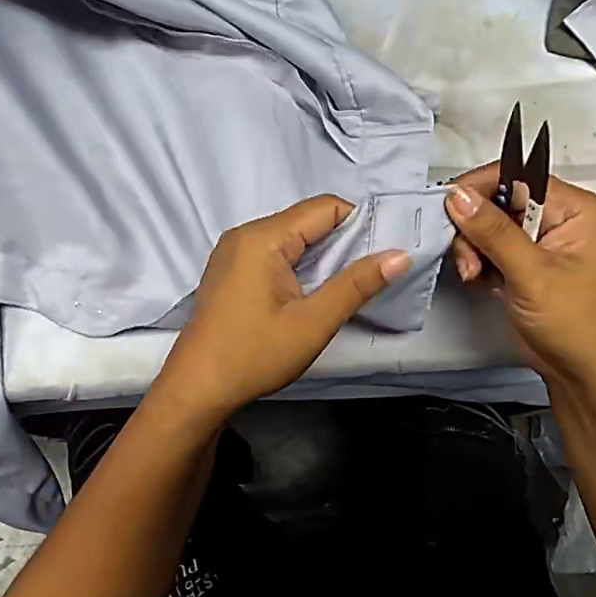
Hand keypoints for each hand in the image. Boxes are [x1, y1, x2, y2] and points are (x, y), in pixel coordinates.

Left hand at [149, 195, 411, 426]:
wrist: (196, 388)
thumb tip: (399, 256)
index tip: (385, 250)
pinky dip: (298, 266)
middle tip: (372, 272)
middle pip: (307, 221)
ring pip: (291, 238)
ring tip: (346, 286)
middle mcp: (245, 234)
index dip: (360, 223)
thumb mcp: (313, 322)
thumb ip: (357, 285)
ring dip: (321, 257)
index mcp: (263, 237)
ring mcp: (232, 252)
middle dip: (343, 241)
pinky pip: (272, 253)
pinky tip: (310, 293)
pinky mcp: (229, 270)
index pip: (324, 208)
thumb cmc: (254, 355)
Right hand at [444, 164, 595, 395]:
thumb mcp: (534, 275)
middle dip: (473, 228)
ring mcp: (538, 244)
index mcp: (573, 209)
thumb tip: (458, 196)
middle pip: (496, 202)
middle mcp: (556, 219)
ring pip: (486, 227)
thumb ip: (494, 232)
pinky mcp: (522, 266)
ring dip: (471, 249)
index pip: (516, 177)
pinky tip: (480, 282)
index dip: (479, 187)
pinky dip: (476, 264)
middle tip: (467, 258)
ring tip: (473, 275)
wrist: (591, 377)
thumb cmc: (580, 326)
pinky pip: (487, 250)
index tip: (447, 206)